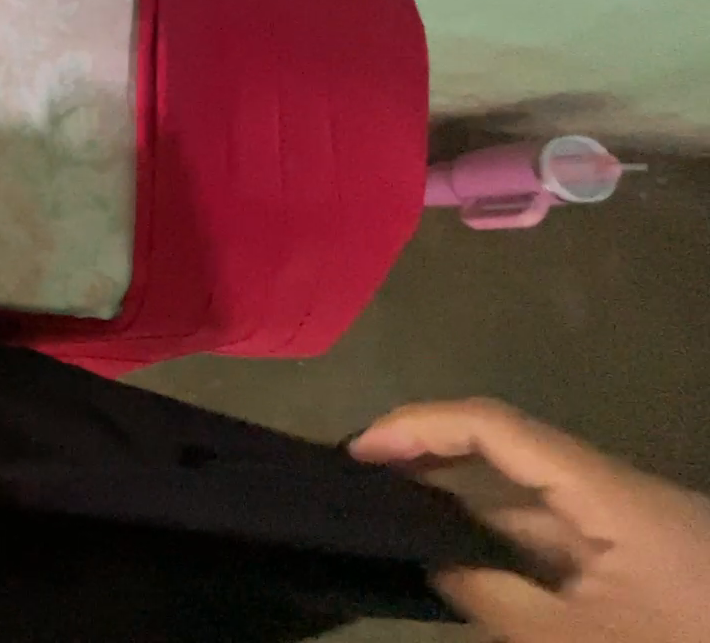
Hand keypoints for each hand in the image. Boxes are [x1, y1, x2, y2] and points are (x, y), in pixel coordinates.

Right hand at [350, 398, 709, 642]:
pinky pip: (563, 533)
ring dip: (467, 506)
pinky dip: (507, 540)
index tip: (359, 452)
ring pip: (535, 498)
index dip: (415, 426)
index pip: (493, 425)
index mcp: (616, 496)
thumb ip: (489, 592)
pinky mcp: (659, 562)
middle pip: (509, 450)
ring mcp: (648, 529)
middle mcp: (630, 495)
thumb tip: (432, 559)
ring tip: (401, 519)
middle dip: (431, 454)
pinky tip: (468, 561)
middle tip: (365, 470)